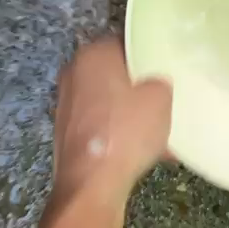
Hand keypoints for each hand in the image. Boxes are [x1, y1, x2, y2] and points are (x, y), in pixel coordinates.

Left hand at [50, 37, 171, 210]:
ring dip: (129, 117)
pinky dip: (117, 136)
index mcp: (92, 55)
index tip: (164, 73)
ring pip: (108, 104)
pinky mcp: (64, 135)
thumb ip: (159, 83)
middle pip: (114, 76)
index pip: (125, 44)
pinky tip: (138, 153)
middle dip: (137, 91)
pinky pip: (100, 127)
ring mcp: (64, 106)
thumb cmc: (126, 131)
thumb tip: (154, 86)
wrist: (92, 182)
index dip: (147, 58)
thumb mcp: (160, 99)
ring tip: (157, 136)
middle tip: (162, 106)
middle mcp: (72, 74)